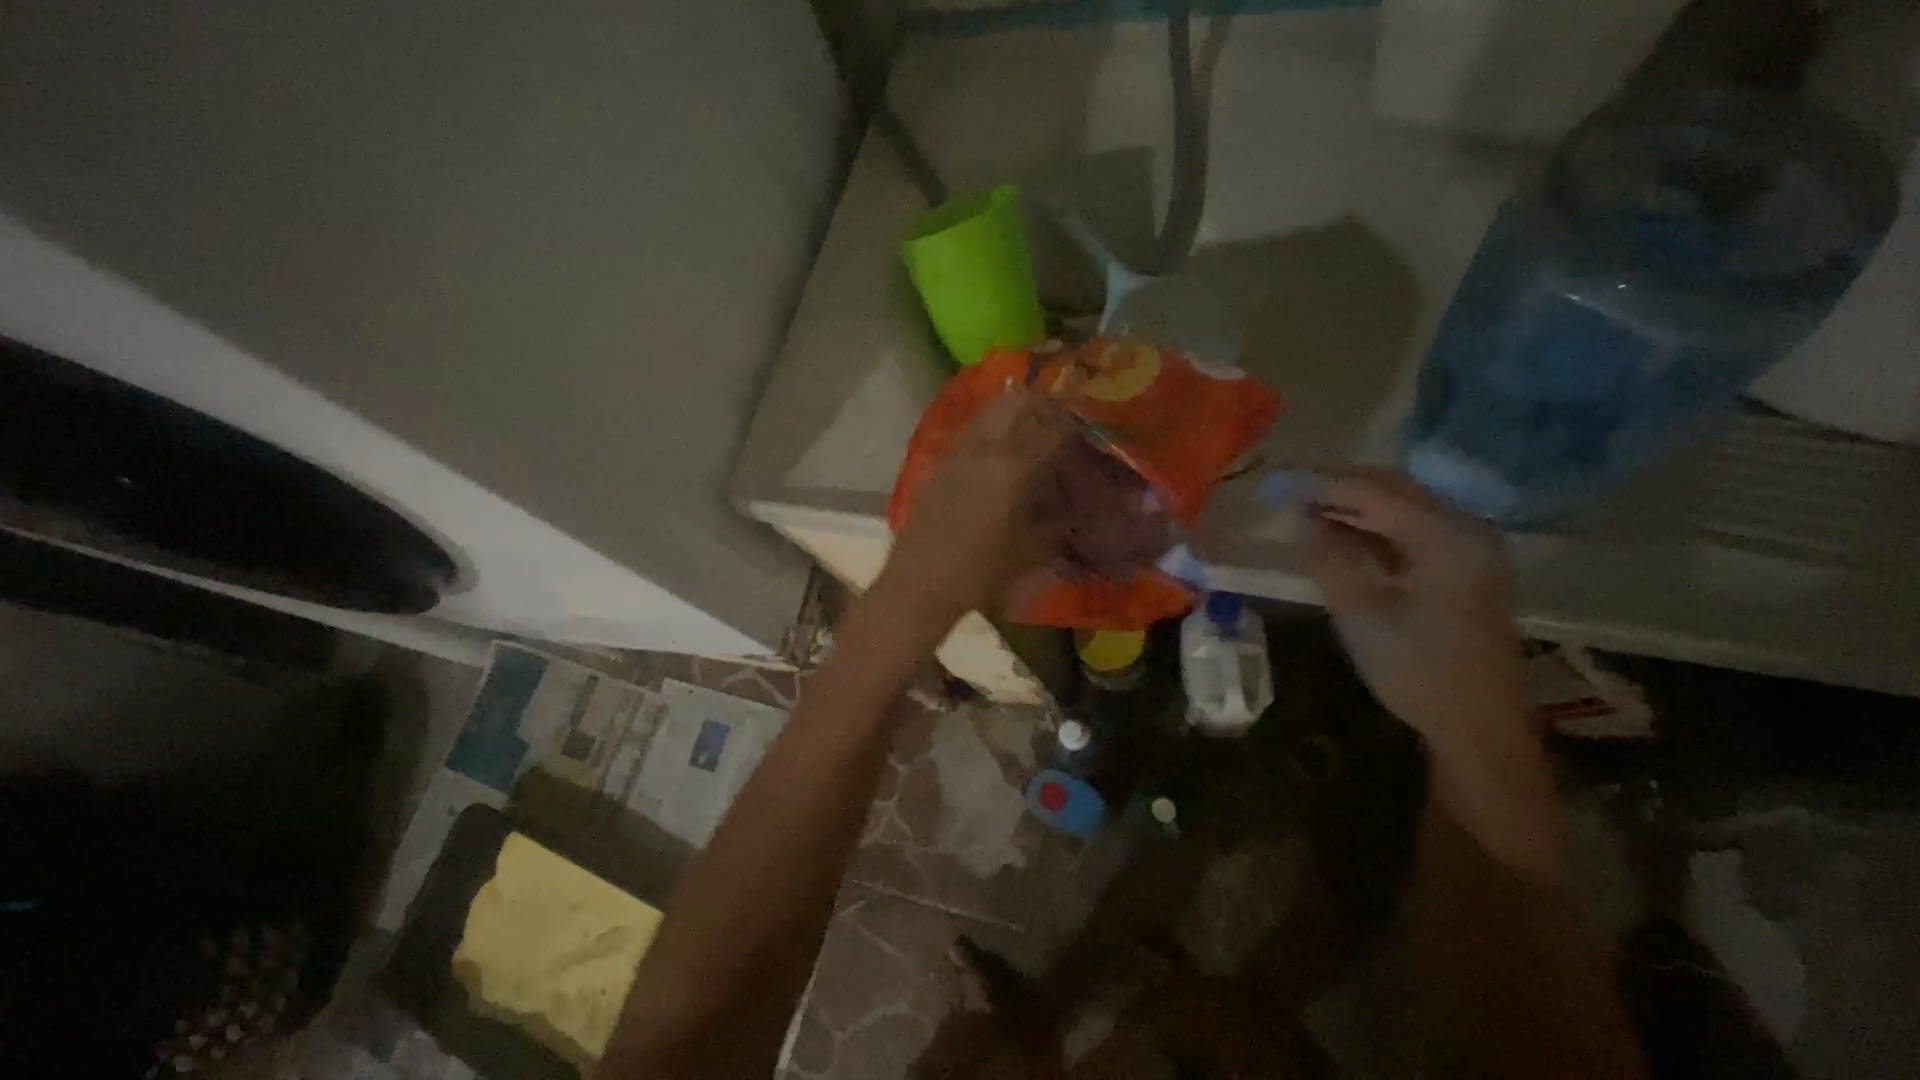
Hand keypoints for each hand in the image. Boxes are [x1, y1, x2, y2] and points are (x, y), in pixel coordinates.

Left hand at [879, 390, 1074, 628]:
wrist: (919, 585)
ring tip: (1034, 438)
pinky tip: (1003, 461)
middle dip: (1046, 406)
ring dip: (1017, 415)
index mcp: (1012, 466)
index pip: (1055, 427)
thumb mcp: (1033, 551)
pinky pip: (973, 432)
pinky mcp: (939, 464)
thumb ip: (1063, 522)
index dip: (1079, 427)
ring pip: (991, 411)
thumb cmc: (981, 574)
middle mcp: (984, 447)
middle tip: (1063, 426)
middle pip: (1018, 401)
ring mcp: (957, 452)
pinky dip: (994, 433)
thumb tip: (1085, 506)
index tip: (1092, 435)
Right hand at [1300, 469, 1524, 746]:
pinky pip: (1411, 532)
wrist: (1477, 726)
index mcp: (1447, 536)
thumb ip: (1329, 560)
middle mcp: (1465, 530)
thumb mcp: (1362, 615)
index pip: (1375, 492)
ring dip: (1354, 507)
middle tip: (1288, 491)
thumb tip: (1303, 522)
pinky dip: (1373, 529)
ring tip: (1305, 511)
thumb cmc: (1419, 670)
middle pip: (1394, 490)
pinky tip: (1340, 536)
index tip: (1276, 481)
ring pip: (1402, 509)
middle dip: (1338, 488)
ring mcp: (1469, 550)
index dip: (1321, 484)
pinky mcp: (1463, 570)